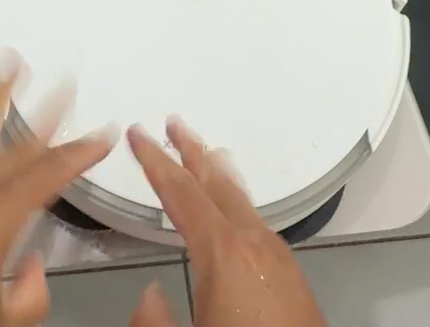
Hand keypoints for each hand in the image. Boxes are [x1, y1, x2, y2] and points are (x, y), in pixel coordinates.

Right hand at [125, 118, 325, 326]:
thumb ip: (155, 323)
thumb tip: (148, 295)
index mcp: (221, 252)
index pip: (180, 192)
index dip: (155, 161)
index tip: (137, 133)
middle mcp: (251, 242)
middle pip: (215, 182)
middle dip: (191, 150)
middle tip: (172, 122)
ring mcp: (276, 255)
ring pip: (240, 198)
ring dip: (216, 172)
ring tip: (204, 150)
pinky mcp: (291, 273)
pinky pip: (255, 218)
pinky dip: (236, 198)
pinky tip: (234, 207)